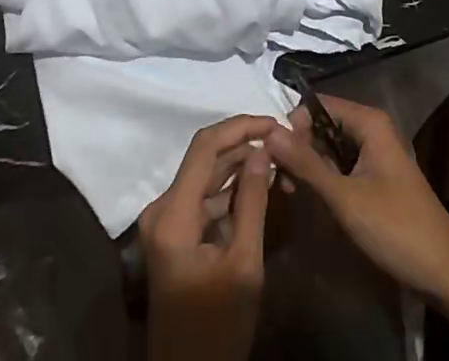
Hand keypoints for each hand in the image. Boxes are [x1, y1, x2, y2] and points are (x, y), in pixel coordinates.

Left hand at [139, 115, 279, 360]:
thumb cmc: (218, 324)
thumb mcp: (244, 262)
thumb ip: (253, 202)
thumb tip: (263, 151)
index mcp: (173, 214)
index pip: (204, 147)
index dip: (240, 127)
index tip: (276, 123)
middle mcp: (162, 209)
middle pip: (205, 158)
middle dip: (246, 146)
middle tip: (286, 144)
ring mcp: (166, 222)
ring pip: (207, 176)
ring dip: (242, 167)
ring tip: (280, 163)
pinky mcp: (175, 234)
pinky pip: (205, 198)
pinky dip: (233, 190)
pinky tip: (262, 188)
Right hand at [263, 97, 448, 303]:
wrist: (441, 270)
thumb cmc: (394, 228)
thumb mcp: (344, 196)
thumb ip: (306, 163)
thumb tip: (270, 131)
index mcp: (370, 122)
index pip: (319, 105)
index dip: (294, 124)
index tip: (273, 154)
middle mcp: (373, 129)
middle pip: (324, 124)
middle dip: (299, 146)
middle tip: (278, 177)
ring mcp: (376, 153)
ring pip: (330, 146)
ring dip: (309, 164)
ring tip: (289, 190)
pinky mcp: (375, 176)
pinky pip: (341, 164)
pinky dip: (324, 176)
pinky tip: (308, 195)